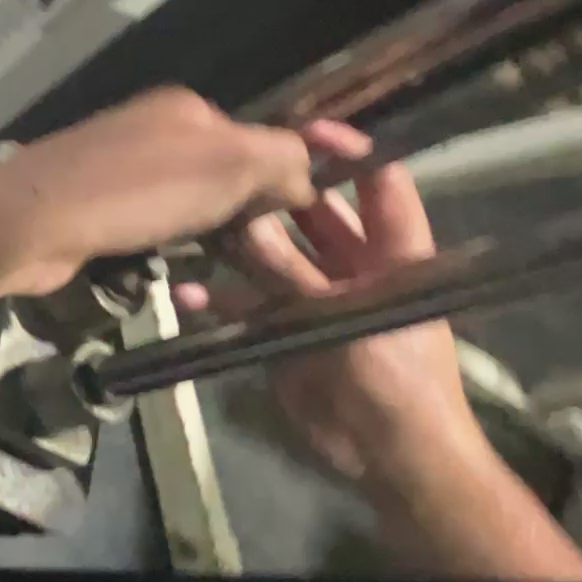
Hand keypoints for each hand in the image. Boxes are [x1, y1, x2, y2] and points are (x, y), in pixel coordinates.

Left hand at [0, 87, 316, 295]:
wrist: (28, 223)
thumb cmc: (133, 189)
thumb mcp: (226, 163)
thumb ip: (279, 158)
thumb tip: (305, 178)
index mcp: (183, 110)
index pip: (256, 140)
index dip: (285, 179)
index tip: (305, 222)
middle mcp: (147, 134)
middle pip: (219, 177)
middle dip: (243, 217)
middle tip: (265, 258)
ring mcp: (112, 173)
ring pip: (181, 209)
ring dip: (202, 239)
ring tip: (221, 270)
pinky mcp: (89, 212)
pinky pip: (144, 232)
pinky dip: (160, 251)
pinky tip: (167, 272)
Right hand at [174, 121, 488, 483]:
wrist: (386, 453)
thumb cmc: (397, 380)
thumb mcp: (350, 319)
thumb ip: (298, 276)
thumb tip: (247, 231)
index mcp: (396, 256)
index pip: (382, 187)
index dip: (352, 152)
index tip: (304, 128)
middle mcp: (351, 268)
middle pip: (311, 217)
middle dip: (273, 198)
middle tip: (225, 174)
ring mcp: (311, 299)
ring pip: (267, 259)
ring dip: (234, 250)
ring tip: (195, 232)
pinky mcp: (279, 331)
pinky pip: (241, 307)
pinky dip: (213, 303)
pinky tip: (184, 298)